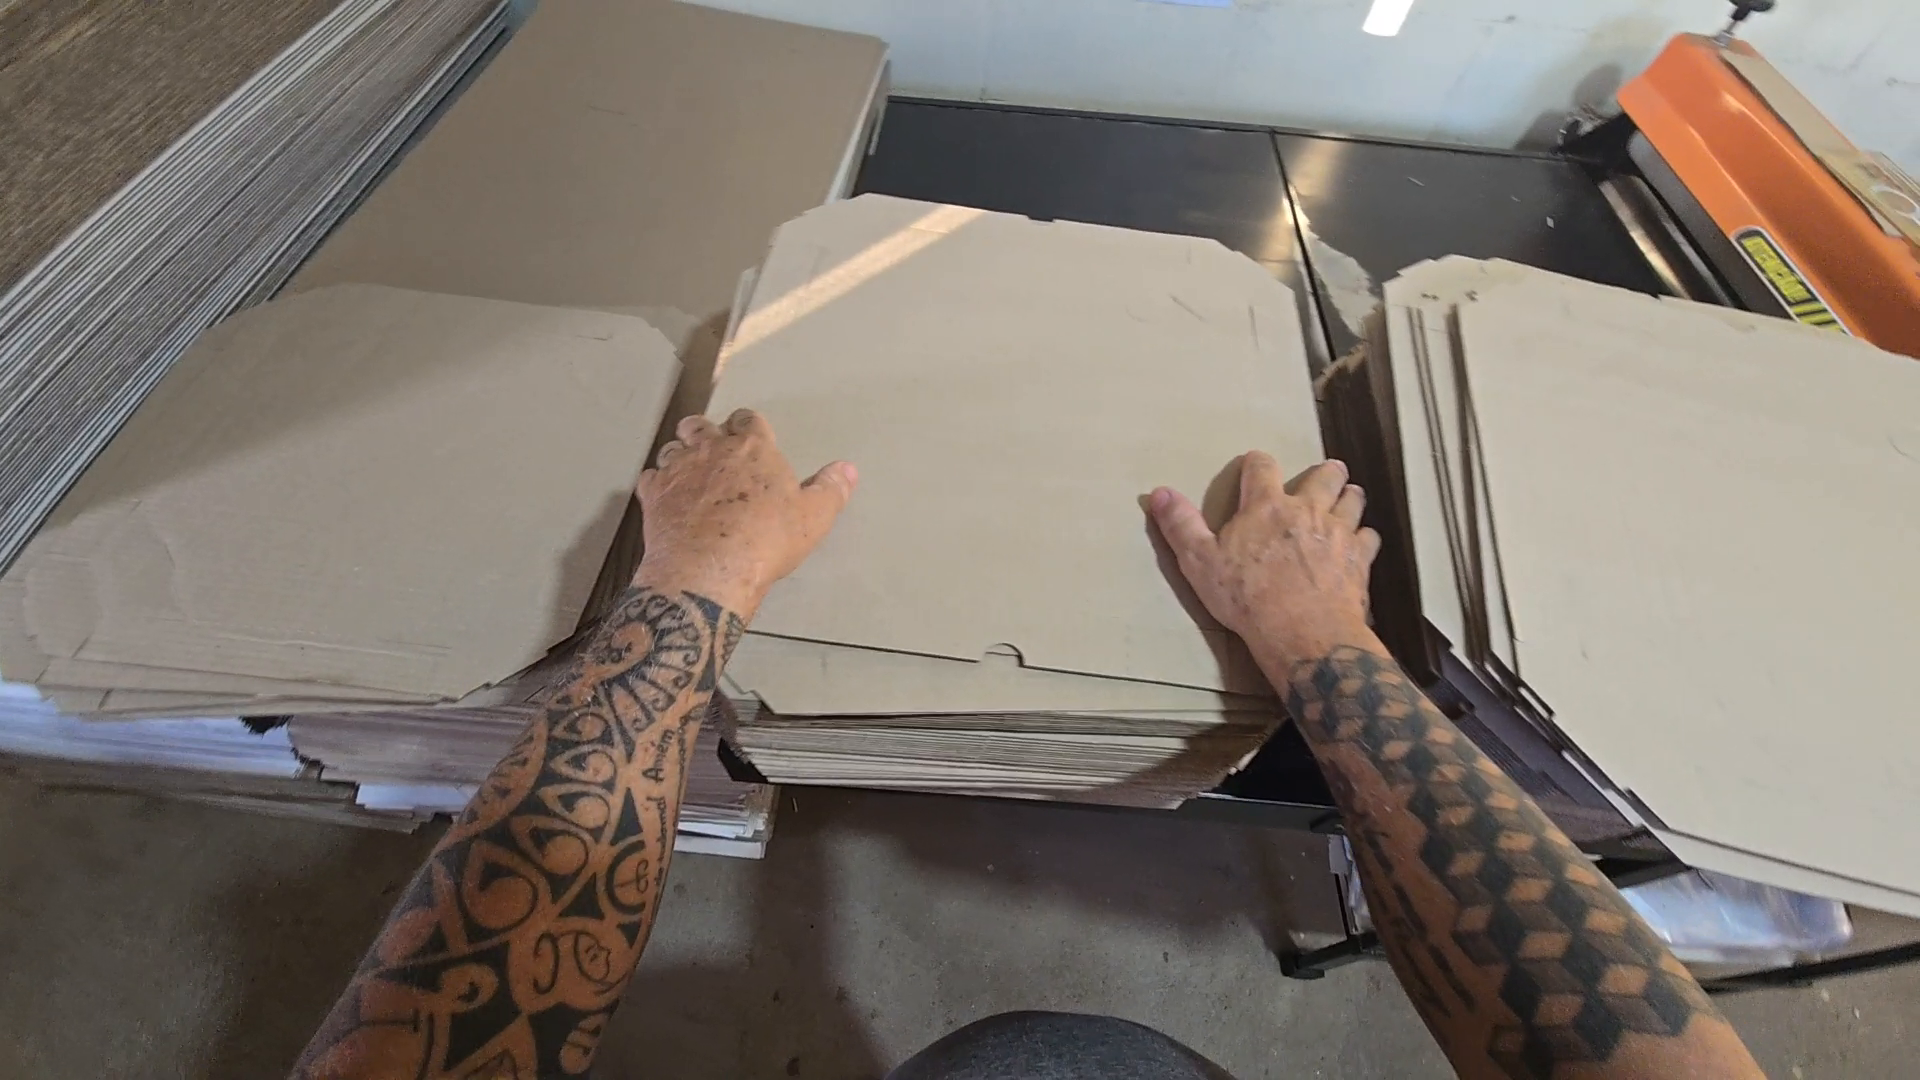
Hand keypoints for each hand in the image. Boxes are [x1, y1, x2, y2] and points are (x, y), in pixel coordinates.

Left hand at [634, 409, 855, 616]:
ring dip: (681, 456)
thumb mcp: (814, 518)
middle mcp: (711, 449)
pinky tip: (668, 499)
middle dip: (707, 432)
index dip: (750, 427)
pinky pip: (651, 479)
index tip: (753, 440)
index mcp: (753, 448)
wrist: (710, 571)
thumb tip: (848, 469)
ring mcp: (677, 470)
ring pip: (673, 448)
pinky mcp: (653, 496)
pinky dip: (659, 484)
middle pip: (700, 424)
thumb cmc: (767, 540)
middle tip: (717, 453)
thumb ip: (831, 489)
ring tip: (692, 475)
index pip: (748, 419)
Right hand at [1149, 454, 1381, 671]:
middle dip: (1324, 473)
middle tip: (1324, 474)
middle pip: (1324, 476)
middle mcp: (1307, 510)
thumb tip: (1159, 492)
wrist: (1302, 632)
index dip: (1257, 462)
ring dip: (1348, 497)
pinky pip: (1369, 537)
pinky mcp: (1360, 560)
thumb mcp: (1199, 562)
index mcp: (1266, 506)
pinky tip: (1357, 544)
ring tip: (1346, 499)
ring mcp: (1338, 533)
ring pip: (1353, 501)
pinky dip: (1363, 536)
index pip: (1263, 467)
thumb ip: (1181, 525)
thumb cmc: (1246, 596)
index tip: (1255, 464)